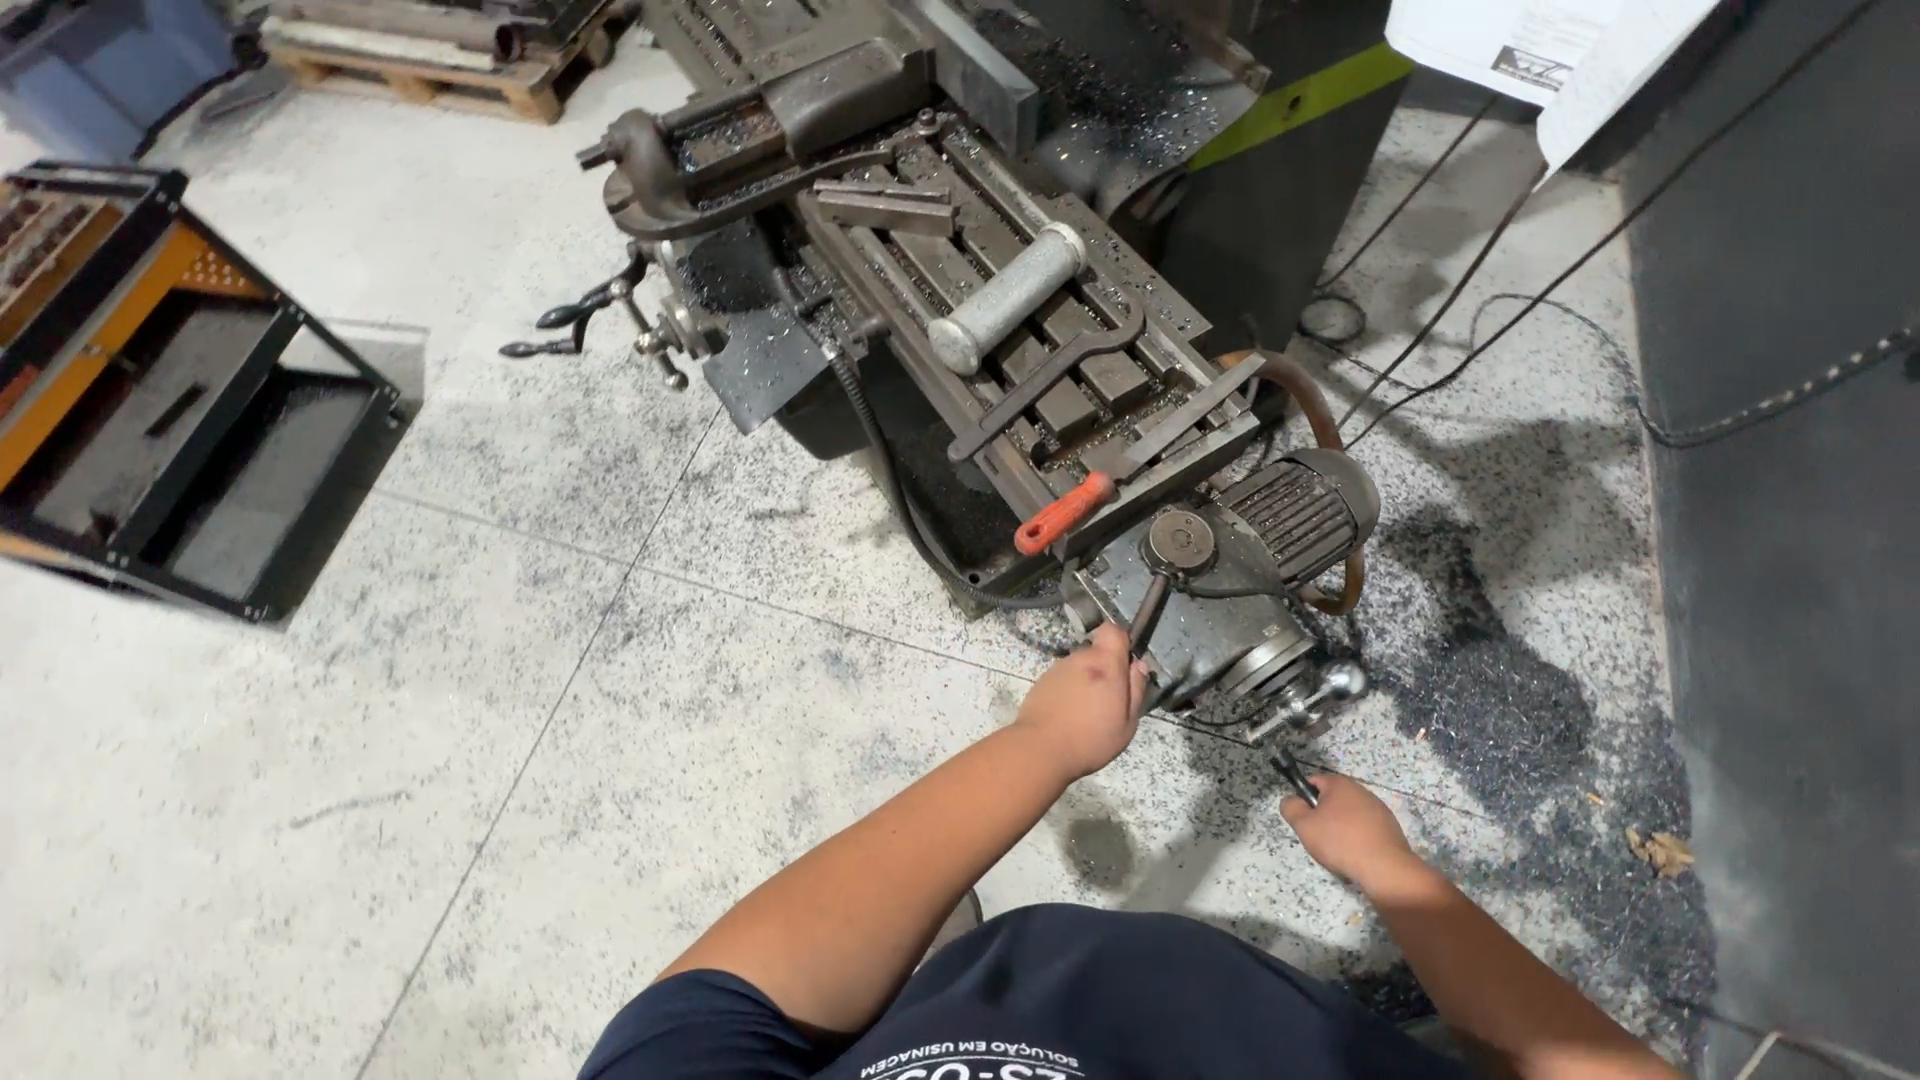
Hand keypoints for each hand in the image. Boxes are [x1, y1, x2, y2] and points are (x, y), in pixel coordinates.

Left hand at [1013, 623, 1148, 778]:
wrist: (1040, 749)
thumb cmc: (1091, 739)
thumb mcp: (1127, 722)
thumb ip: (1136, 689)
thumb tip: (1139, 665)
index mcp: (1105, 664)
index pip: (1113, 630)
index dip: (1121, 642)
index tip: (1124, 665)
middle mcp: (1080, 659)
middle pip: (1096, 653)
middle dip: (1104, 670)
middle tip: (1107, 701)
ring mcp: (1057, 669)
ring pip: (1079, 667)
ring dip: (1085, 682)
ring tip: (1085, 713)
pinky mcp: (1041, 681)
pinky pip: (1063, 679)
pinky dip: (1068, 691)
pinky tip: (1066, 715)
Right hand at [1280, 774, 1423, 891]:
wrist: (1385, 869)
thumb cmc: (1340, 842)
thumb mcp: (1303, 825)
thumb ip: (1290, 807)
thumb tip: (1291, 800)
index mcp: (1340, 784)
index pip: (1313, 781)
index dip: (1304, 799)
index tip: (1304, 819)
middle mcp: (1361, 791)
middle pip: (1332, 800)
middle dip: (1323, 816)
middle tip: (1318, 836)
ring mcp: (1379, 809)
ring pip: (1349, 816)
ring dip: (1340, 828)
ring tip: (1338, 850)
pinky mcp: (1390, 828)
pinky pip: (1365, 829)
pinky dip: (1358, 839)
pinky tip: (1356, 855)